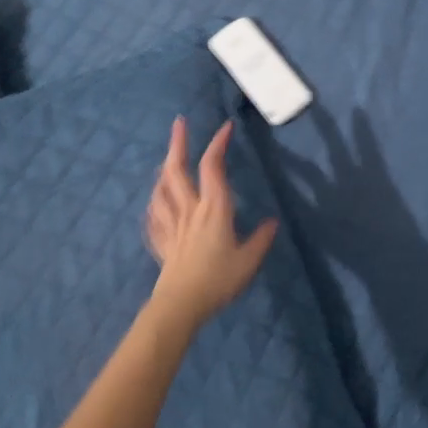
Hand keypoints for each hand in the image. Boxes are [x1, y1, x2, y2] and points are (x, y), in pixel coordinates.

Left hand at [144, 117, 277, 328]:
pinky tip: (154, 205)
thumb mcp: (249, 261)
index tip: (225, 128)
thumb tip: (273, 222)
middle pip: (178, 171)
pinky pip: (154, 219)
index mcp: (214, 210)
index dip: (218, 145)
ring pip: (162, 191)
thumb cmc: (218, 280)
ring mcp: (172, 226)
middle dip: (178, 144)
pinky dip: (154, 207)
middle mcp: (190, 211)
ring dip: (164, 172)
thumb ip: (261, 240)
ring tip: (166, 162)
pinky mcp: (163, 243)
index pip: (213, 169)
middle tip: (178, 124)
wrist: (181, 304)